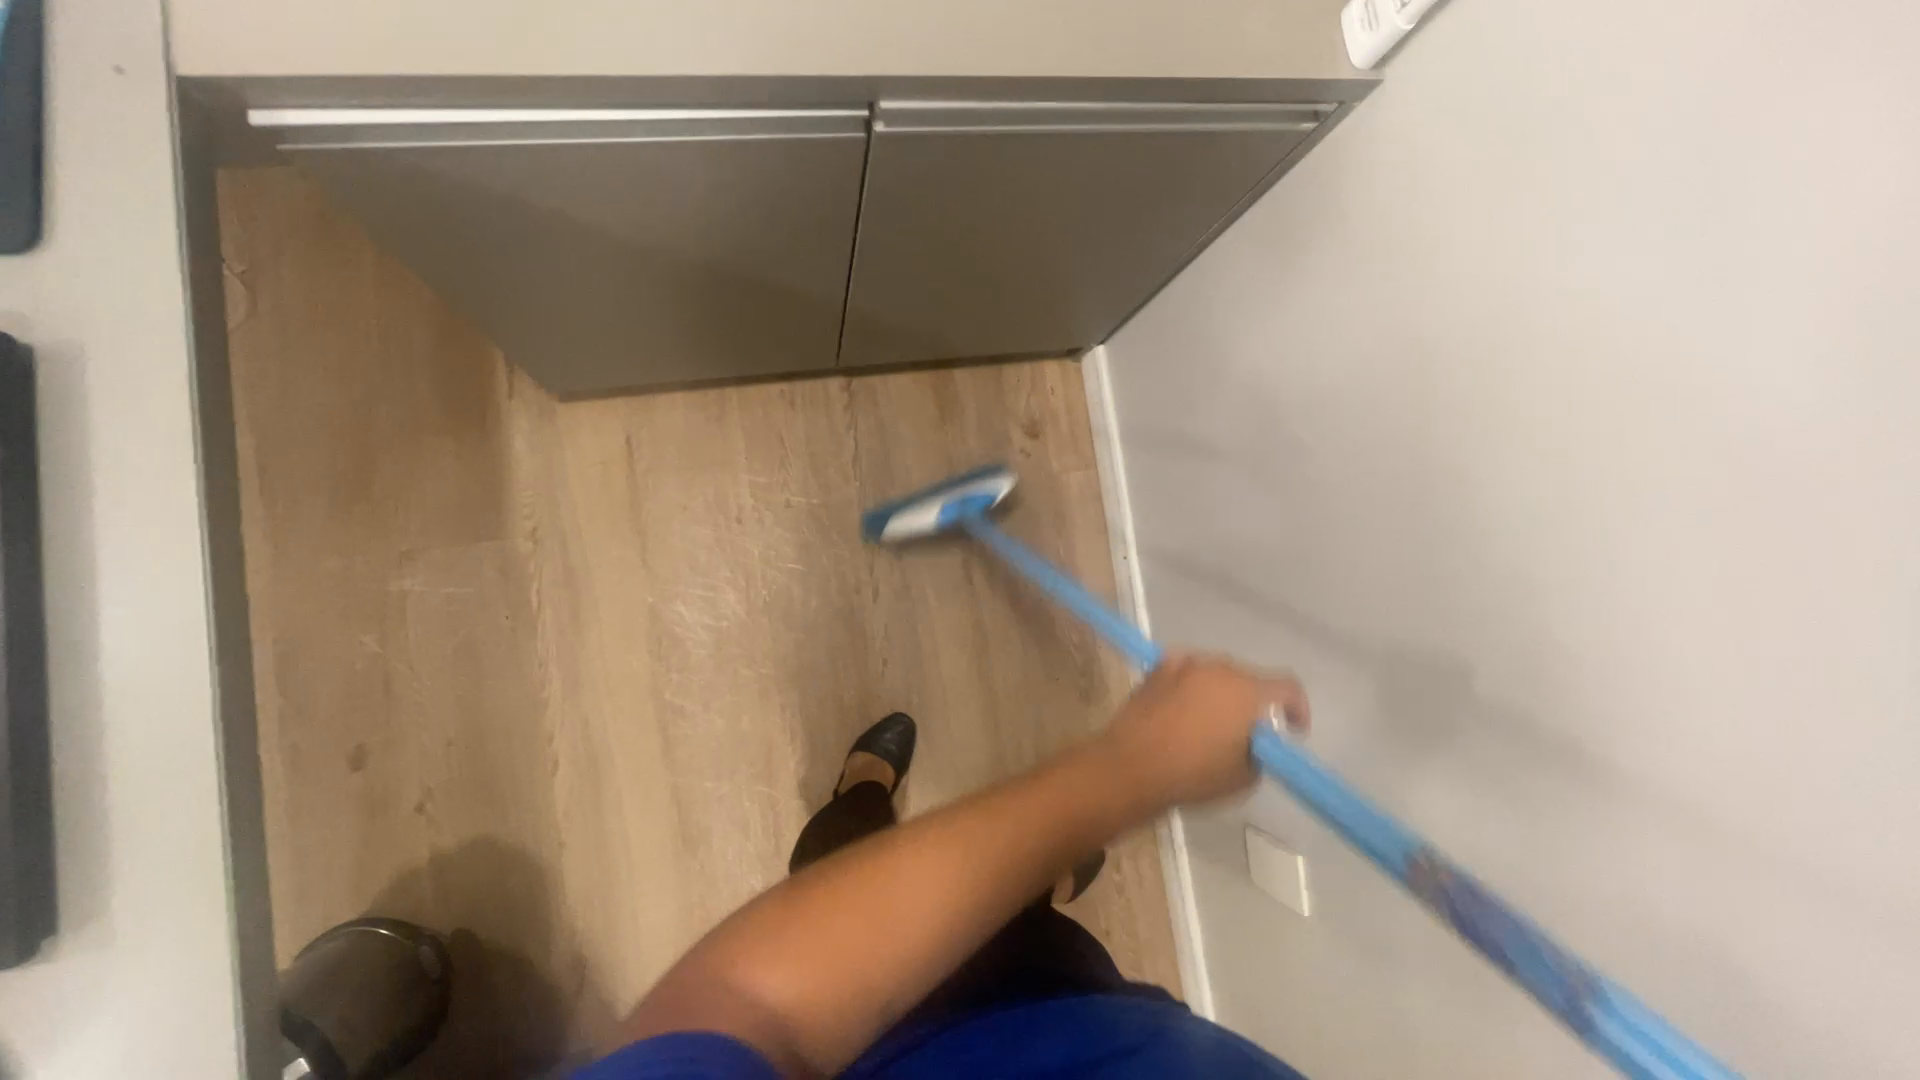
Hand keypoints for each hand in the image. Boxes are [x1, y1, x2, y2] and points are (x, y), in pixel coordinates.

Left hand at [1095, 654, 1309, 811]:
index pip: (1288, 687)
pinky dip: (1192, 683)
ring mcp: (1183, 663)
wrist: (1131, 766)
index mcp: (1246, 691)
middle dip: (1255, 702)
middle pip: (1249, 678)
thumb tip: (1253, 742)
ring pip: (1216, 672)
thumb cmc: (1192, 774)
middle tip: (1247, 731)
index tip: (1293, 731)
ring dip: (1222, 691)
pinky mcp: (1156, 669)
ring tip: (1212, 720)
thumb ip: (1259, 753)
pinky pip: (1186, 670)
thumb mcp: (1244, 776)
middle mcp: (1217, 668)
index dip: (1298, 708)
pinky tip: (1184, 704)